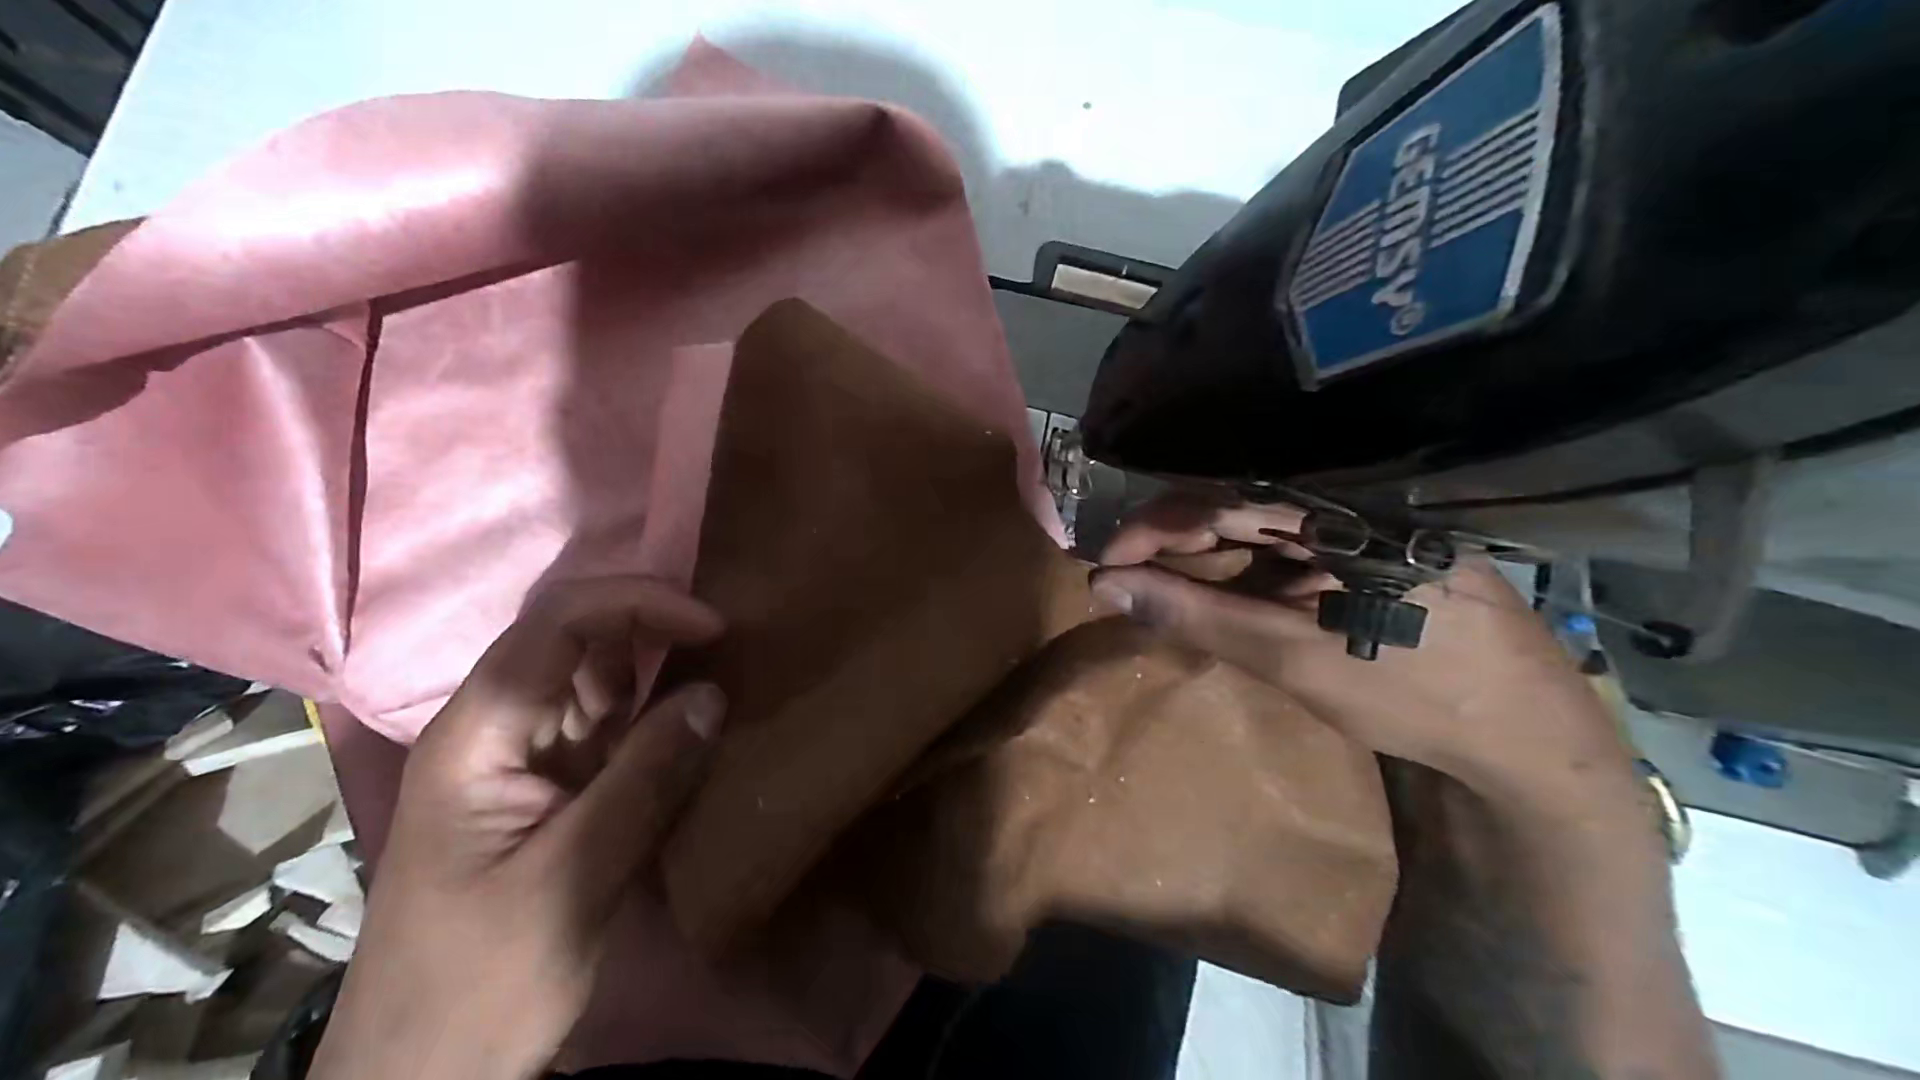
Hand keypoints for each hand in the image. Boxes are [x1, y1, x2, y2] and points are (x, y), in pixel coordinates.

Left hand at [309, 578, 727, 1079]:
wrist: (427, 1078)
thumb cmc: (482, 980)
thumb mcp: (572, 879)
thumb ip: (645, 778)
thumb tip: (713, 694)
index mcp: (479, 733)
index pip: (557, 624)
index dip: (637, 604)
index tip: (712, 625)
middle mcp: (501, 728)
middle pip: (577, 637)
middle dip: (654, 621)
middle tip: (730, 635)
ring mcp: (531, 756)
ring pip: (600, 678)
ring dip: (662, 663)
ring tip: (729, 660)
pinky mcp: (560, 786)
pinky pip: (616, 725)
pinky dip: (660, 712)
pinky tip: (702, 713)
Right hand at [1092, 494, 1638, 815]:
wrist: (1532, 742)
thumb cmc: (1414, 694)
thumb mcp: (1292, 657)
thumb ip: (1196, 614)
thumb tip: (1108, 586)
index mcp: (1335, 513)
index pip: (1217, 502)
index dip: (1150, 529)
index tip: (1104, 565)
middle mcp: (1349, 507)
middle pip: (1235, 508)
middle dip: (1170, 541)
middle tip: (1124, 578)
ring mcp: (1364, 531)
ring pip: (1259, 529)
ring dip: (1203, 557)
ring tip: (1161, 587)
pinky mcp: (1370, 556)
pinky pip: (1289, 550)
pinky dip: (1244, 573)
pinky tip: (1225, 596)